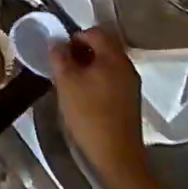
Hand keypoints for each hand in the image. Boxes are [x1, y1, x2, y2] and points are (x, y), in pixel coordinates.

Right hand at [50, 27, 152, 188]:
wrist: (116, 156)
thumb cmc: (89, 115)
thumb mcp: (66, 83)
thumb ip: (60, 57)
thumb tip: (57, 43)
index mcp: (113, 57)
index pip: (95, 32)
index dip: (75, 37)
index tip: (59, 52)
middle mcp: (126, 66)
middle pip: (104, 46)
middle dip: (82, 51)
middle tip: (63, 65)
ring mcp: (131, 84)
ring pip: (108, 63)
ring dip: (88, 66)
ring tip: (70, 80)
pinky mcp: (130, 100)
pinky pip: (112, 78)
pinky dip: (97, 79)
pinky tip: (84, 95)